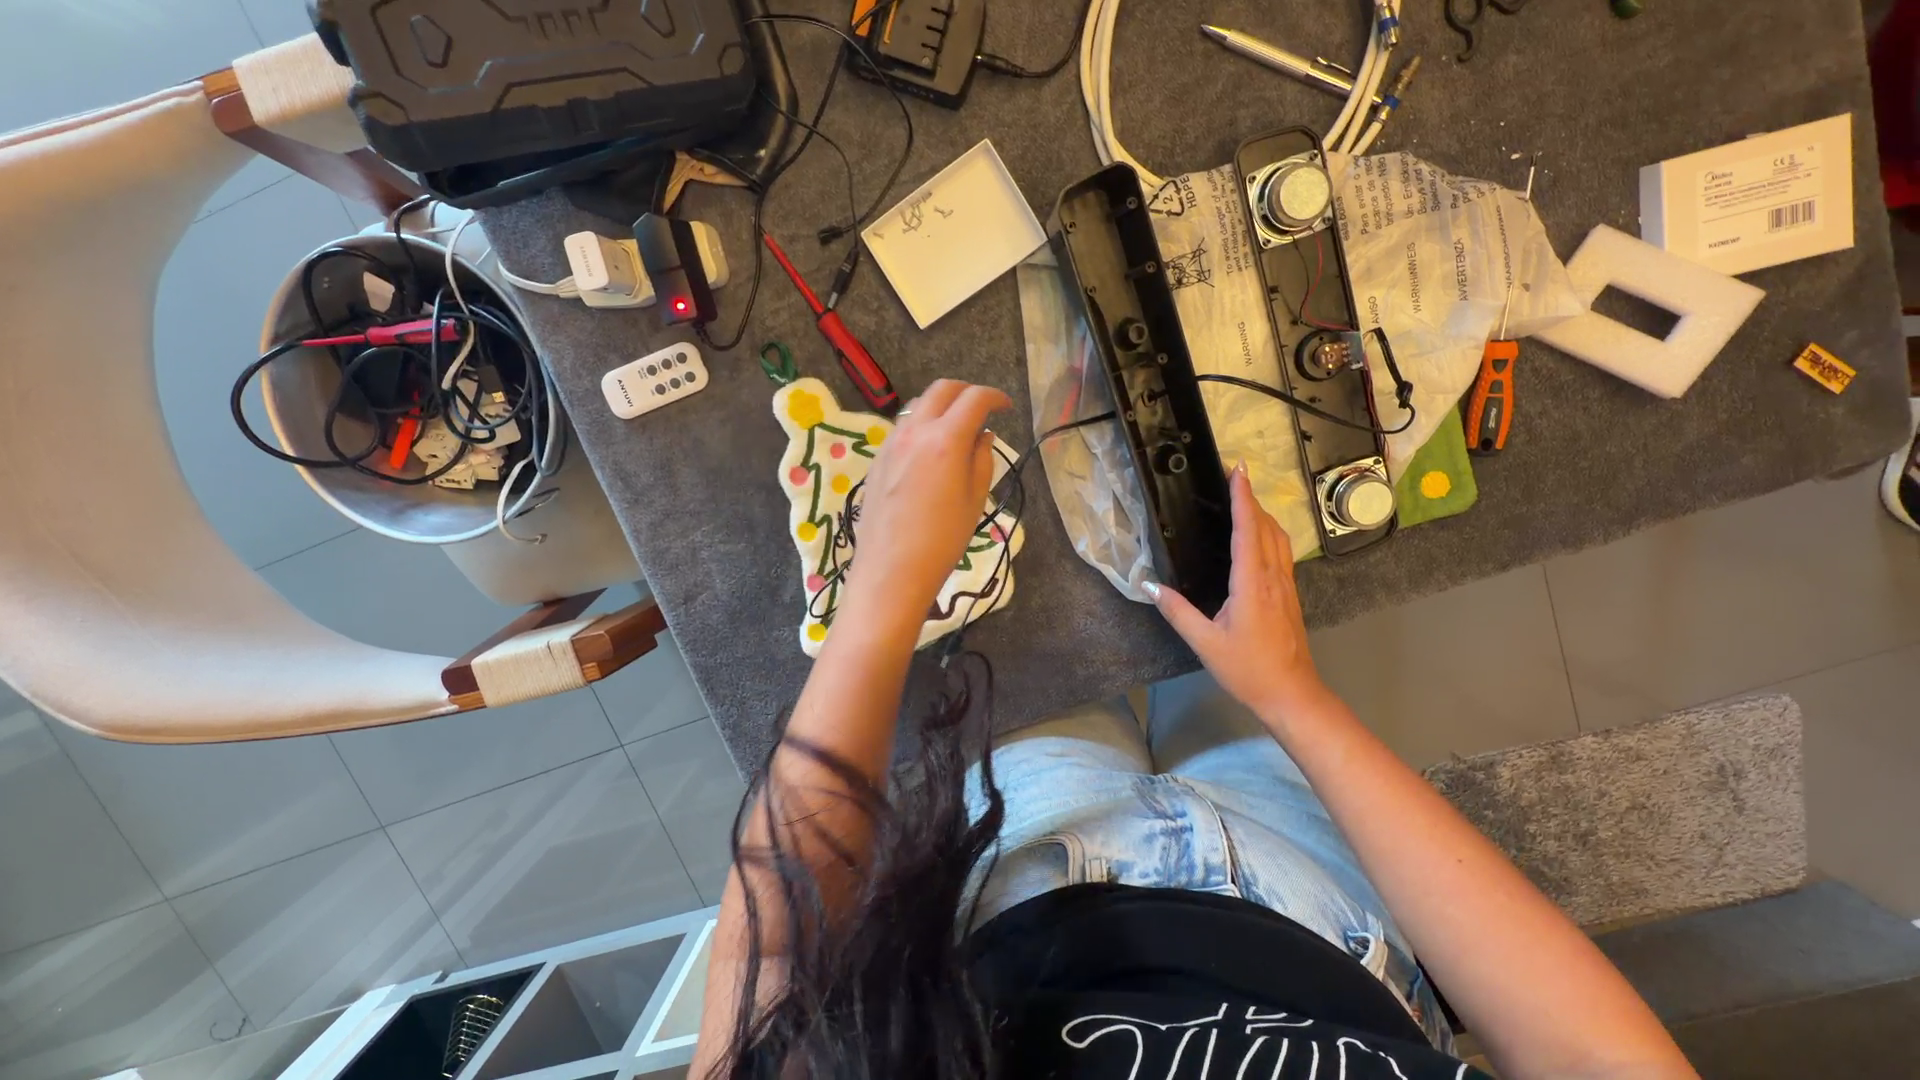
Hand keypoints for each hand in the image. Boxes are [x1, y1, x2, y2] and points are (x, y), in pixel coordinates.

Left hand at [846, 380, 1013, 624]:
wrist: (891, 570)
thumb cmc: (943, 541)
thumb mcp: (975, 500)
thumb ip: (981, 459)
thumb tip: (981, 435)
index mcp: (945, 440)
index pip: (974, 399)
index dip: (995, 397)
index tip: (1005, 407)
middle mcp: (915, 432)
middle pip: (941, 389)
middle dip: (966, 391)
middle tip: (982, 409)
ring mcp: (891, 444)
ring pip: (917, 405)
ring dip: (940, 406)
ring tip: (955, 429)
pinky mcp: (877, 459)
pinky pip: (902, 427)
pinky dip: (921, 425)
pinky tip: (929, 451)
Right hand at [1146, 464, 1326, 719]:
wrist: (1291, 693)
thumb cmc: (1247, 669)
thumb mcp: (1205, 643)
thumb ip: (1177, 611)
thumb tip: (1148, 585)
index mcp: (1252, 583)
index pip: (1247, 530)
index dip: (1242, 498)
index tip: (1237, 470)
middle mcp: (1273, 577)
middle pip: (1266, 526)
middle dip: (1252, 498)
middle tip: (1234, 477)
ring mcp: (1285, 585)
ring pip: (1279, 538)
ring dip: (1263, 514)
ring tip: (1244, 499)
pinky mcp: (1289, 594)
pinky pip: (1281, 552)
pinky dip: (1269, 533)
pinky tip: (1258, 537)